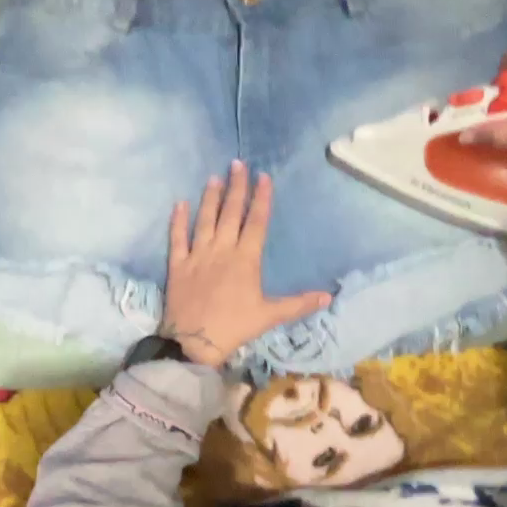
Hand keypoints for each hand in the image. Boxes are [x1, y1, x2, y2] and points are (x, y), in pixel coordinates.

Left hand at [161, 162, 331, 368]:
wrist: (194, 342)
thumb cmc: (235, 328)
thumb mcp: (269, 316)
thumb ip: (298, 303)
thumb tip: (328, 296)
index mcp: (246, 259)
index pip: (256, 222)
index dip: (261, 198)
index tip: (262, 176)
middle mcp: (222, 250)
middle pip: (230, 213)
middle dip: (236, 188)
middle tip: (237, 164)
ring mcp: (197, 256)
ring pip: (204, 220)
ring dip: (210, 198)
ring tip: (214, 178)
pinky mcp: (177, 266)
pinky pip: (177, 238)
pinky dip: (178, 220)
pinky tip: (179, 203)